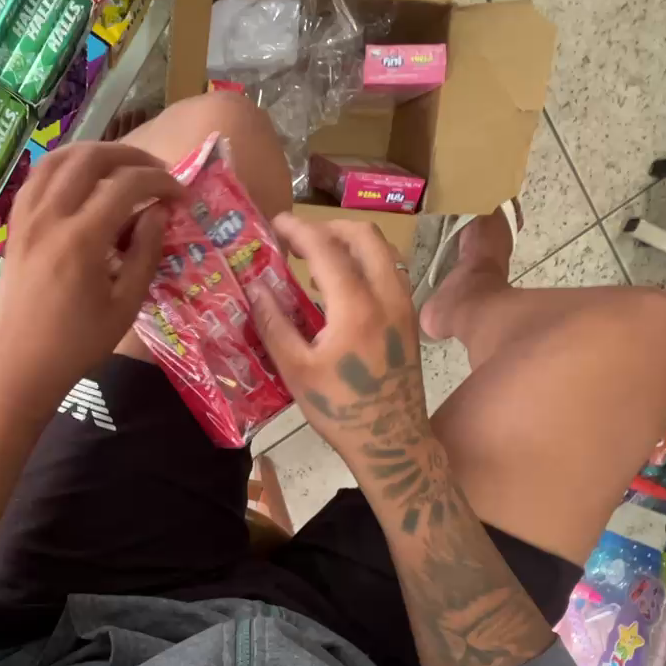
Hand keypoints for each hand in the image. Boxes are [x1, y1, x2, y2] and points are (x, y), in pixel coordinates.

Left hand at [0, 142, 180, 402]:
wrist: (21, 366)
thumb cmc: (78, 345)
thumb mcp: (125, 306)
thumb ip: (146, 253)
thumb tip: (159, 211)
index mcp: (82, 240)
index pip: (128, 185)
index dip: (161, 181)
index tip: (181, 194)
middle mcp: (50, 217)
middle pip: (92, 158)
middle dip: (131, 156)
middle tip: (156, 172)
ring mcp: (27, 218)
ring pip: (60, 157)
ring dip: (95, 153)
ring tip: (122, 167)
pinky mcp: (15, 226)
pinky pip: (38, 177)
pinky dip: (63, 165)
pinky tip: (81, 178)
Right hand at [251, 214, 442, 498]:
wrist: (391, 440)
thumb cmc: (339, 410)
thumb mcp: (296, 370)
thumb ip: (274, 323)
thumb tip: (255, 287)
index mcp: (355, 307)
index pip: (326, 247)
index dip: (299, 229)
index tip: (276, 225)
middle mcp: (386, 296)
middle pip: (364, 235)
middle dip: (328, 226)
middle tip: (299, 238)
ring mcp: (404, 305)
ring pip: (382, 251)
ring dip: (349, 243)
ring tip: (317, 259)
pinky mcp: (409, 319)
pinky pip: (389, 272)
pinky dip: (365, 264)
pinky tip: (341, 287)